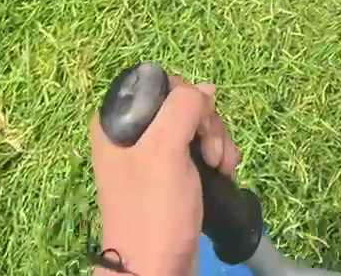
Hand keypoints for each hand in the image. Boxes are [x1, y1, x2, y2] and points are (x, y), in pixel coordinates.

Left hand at [90, 77, 240, 275]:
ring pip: (196, 124)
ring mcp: (152, 154)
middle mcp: (131, 133)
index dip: (186, 98)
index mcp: (116, 120)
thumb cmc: (153, 210)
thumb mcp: (165, 148)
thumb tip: (205, 89)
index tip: (197, 126)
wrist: (157, 274)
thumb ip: (183, 106)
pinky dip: (217, 154)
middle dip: (207, 124)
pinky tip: (224, 172)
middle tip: (211, 155)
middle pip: (182, 103)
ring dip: (217, 141)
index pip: (160, 83)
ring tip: (222, 168)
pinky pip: (200, 146)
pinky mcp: (171, 174)